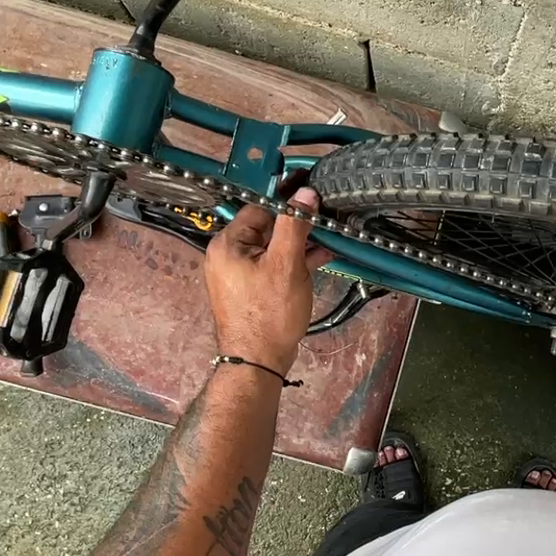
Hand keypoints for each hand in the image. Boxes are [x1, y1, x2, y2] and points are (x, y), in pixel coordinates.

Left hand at [204, 187, 330, 375]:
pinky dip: (294, 261)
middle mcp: (228, 256)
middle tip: (324, 220)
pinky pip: (274, 265)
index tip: (312, 198)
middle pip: (266, 228)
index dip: (287, 203)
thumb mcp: (286, 263)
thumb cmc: (268, 314)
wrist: (258, 361)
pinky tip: (319, 258)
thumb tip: (304, 195)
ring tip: (328, 240)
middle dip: (296, 225)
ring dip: (299, 244)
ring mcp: (239, 274)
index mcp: (228, 244)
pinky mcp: (252, 289)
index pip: (259, 209)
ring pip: (273, 247)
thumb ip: (294, 225)